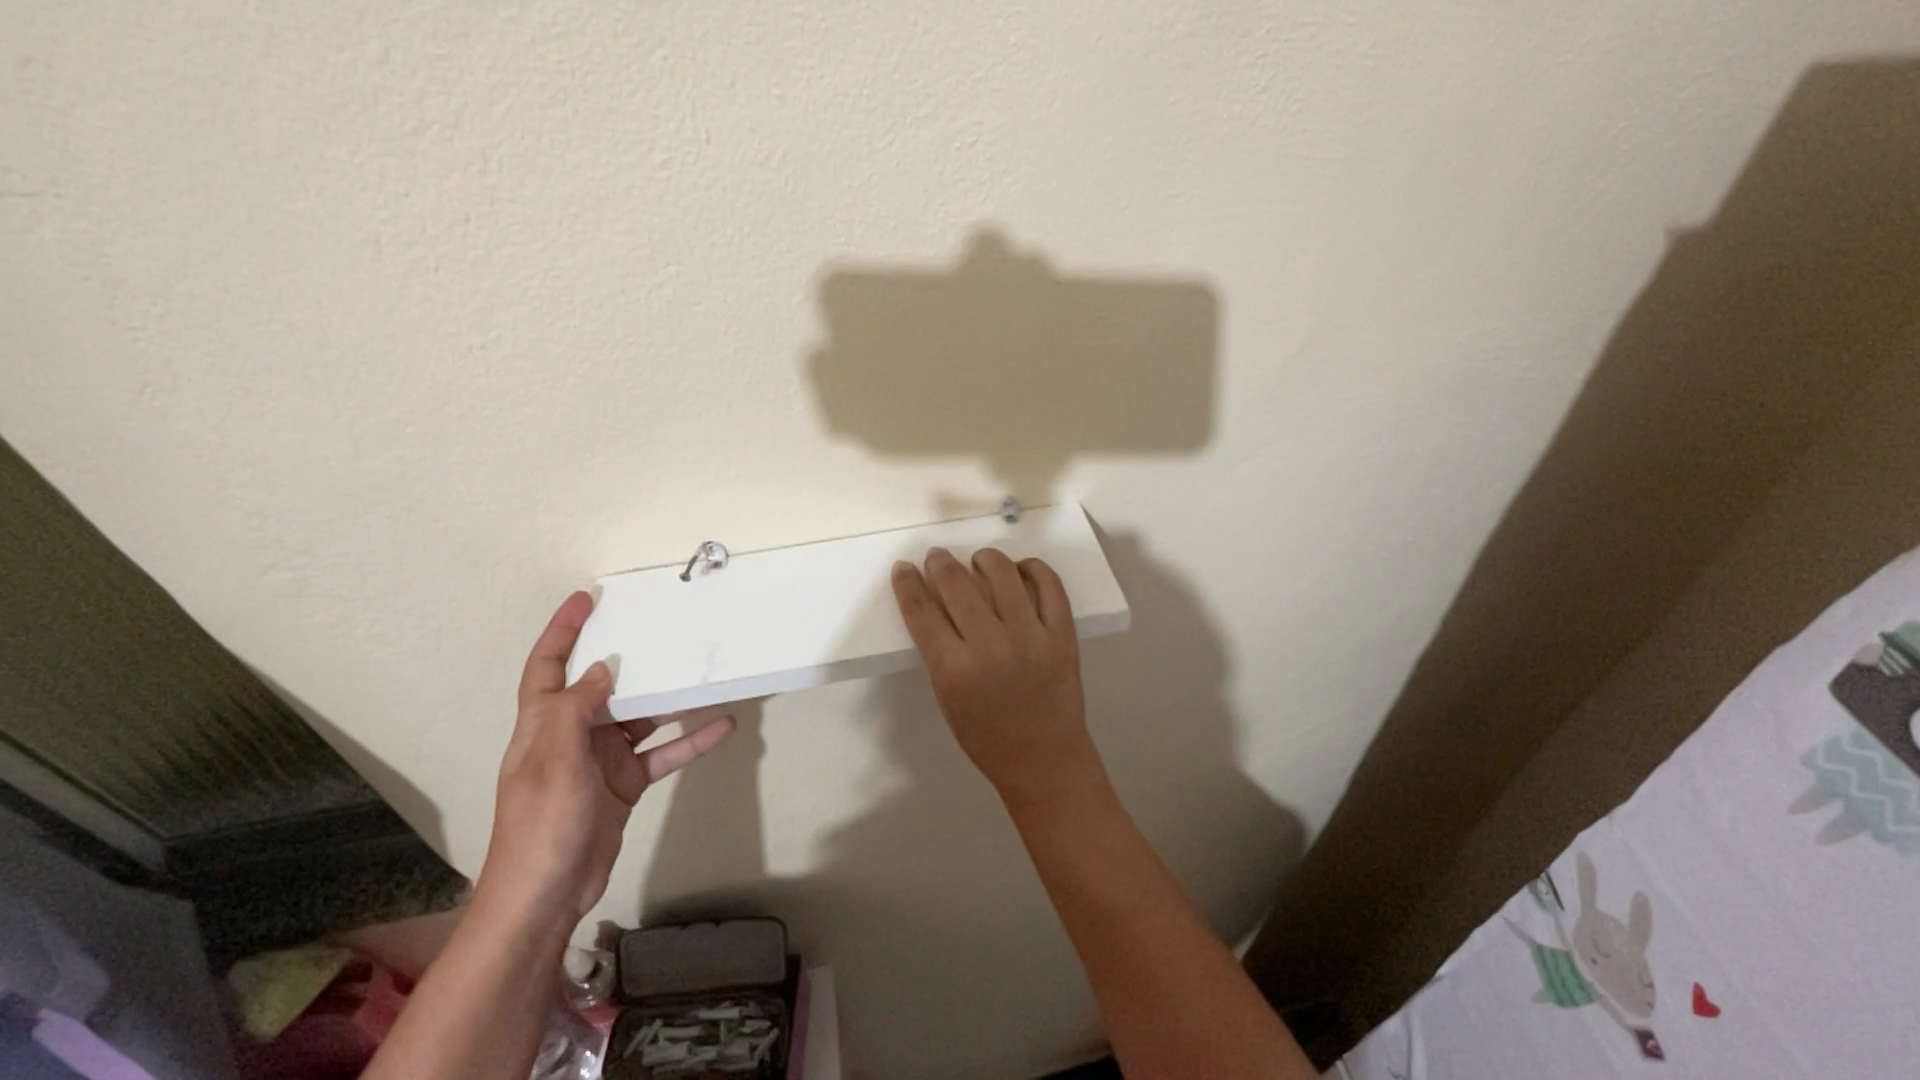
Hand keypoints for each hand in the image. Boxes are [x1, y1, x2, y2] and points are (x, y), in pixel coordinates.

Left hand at [481, 591, 735, 919]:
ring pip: (638, 717)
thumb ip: (576, 710)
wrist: (548, 894)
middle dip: (627, 657)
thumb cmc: (543, 824)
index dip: (562, 631)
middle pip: (601, 685)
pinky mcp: (624, 785)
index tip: (586, 599)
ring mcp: (600, 761)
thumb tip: (603, 669)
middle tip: (661, 628)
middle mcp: (571, 735)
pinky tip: (719, 726)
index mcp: (542, 724)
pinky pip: (660, 754)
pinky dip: (687, 741)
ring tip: (700, 672)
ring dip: (667, 699)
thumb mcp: (555, 761)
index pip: (548, 666)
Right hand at [891, 548, 1099, 805]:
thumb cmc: (987, 737)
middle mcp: (990, 645)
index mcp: (953, 668)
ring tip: (979, 562)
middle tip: (938, 558)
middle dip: (940, 563)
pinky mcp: (1062, 634)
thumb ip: (940, 651)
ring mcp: (1030, 636)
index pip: (921, 609)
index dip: (908, 583)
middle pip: (956, 583)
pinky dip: (1032, 569)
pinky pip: (1049, 584)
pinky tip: (1020, 570)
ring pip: (1002, 573)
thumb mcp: (947, 698)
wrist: (1044, 759)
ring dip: (984, 559)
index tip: (904, 568)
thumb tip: (935, 604)